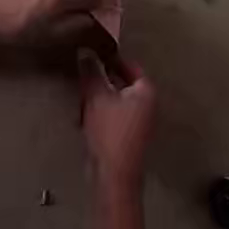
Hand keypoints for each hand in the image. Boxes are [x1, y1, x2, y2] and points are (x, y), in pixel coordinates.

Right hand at [77, 53, 155, 191]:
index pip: (129, 66)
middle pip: (121, 83)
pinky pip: (112, 117)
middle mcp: (147, 105)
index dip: (111, 59)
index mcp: (146, 91)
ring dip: (96, 99)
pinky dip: (98, 115)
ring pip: (114, 101)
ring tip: (80, 102)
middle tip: (82, 79)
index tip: (92, 53)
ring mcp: (139, 122)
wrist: (114, 175)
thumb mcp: (96, 97)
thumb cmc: (109, 131)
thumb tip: (85, 52)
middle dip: (100, 82)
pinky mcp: (128, 137)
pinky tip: (82, 121)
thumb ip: (91, 72)